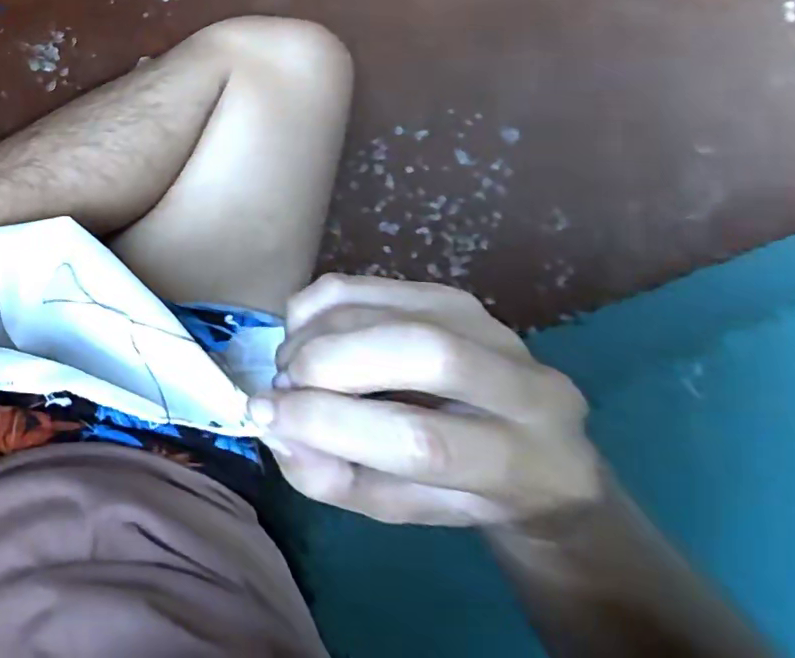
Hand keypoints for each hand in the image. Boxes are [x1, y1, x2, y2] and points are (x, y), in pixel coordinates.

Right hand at [250, 274, 602, 527]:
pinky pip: (355, 287)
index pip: (424, 440)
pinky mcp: (444, 295)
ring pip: (377, 310)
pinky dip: (309, 310)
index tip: (266, 413)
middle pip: (420, 351)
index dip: (330, 423)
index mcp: (526, 466)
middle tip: (285, 384)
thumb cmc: (454, 490)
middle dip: (326, 363)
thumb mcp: (394, 507)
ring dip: (308, 337)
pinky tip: (306, 341)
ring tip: (292, 369)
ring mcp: (487, 328)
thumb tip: (271, 425)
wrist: (526, 451)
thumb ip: (328, 477)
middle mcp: (528, 388)